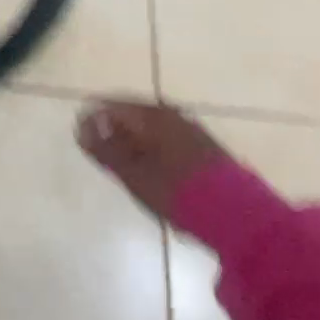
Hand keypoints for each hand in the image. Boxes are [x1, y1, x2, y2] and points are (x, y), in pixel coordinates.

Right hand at [77, 97, 230, 224]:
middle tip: (98, 145)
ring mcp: (192, 129)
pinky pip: (168, 135)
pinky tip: (152, 163)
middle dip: (113, 125)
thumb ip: (104, 149)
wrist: (238, 215)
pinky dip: (153, 144)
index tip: (80, 134)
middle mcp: (171, 114)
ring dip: (134, 135)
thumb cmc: (175, 191)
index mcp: (150, 115)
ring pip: (152, 124)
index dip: (92, 117)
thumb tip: (81, 128)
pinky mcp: (206, 146)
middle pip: (132, 111)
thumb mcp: (131, 173)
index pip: (110, 104)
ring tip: (123, 158)